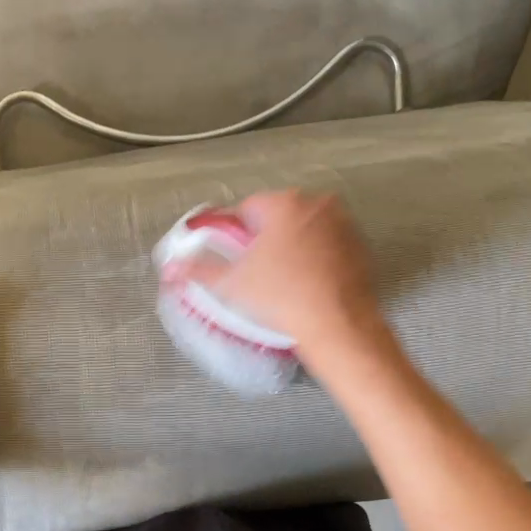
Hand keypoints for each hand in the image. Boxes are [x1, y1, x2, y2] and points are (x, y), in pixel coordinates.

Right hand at [174, 190, 388, 363]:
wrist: (338, 327)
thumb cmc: (281, 300)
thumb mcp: (230, 286)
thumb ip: (196, 271)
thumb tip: (170, 268)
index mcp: (284, 204)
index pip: (246, 208)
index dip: (233, 233)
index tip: (230, 257)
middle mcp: (317, 203)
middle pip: (276, 217)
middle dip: (262, 239)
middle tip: (251, 272)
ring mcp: (343, 224)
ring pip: (303, 231)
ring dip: (288, 248)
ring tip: (277, 282)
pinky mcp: (360, 247)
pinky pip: (326, 246)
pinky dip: (314, 259)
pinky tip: (304, 286)